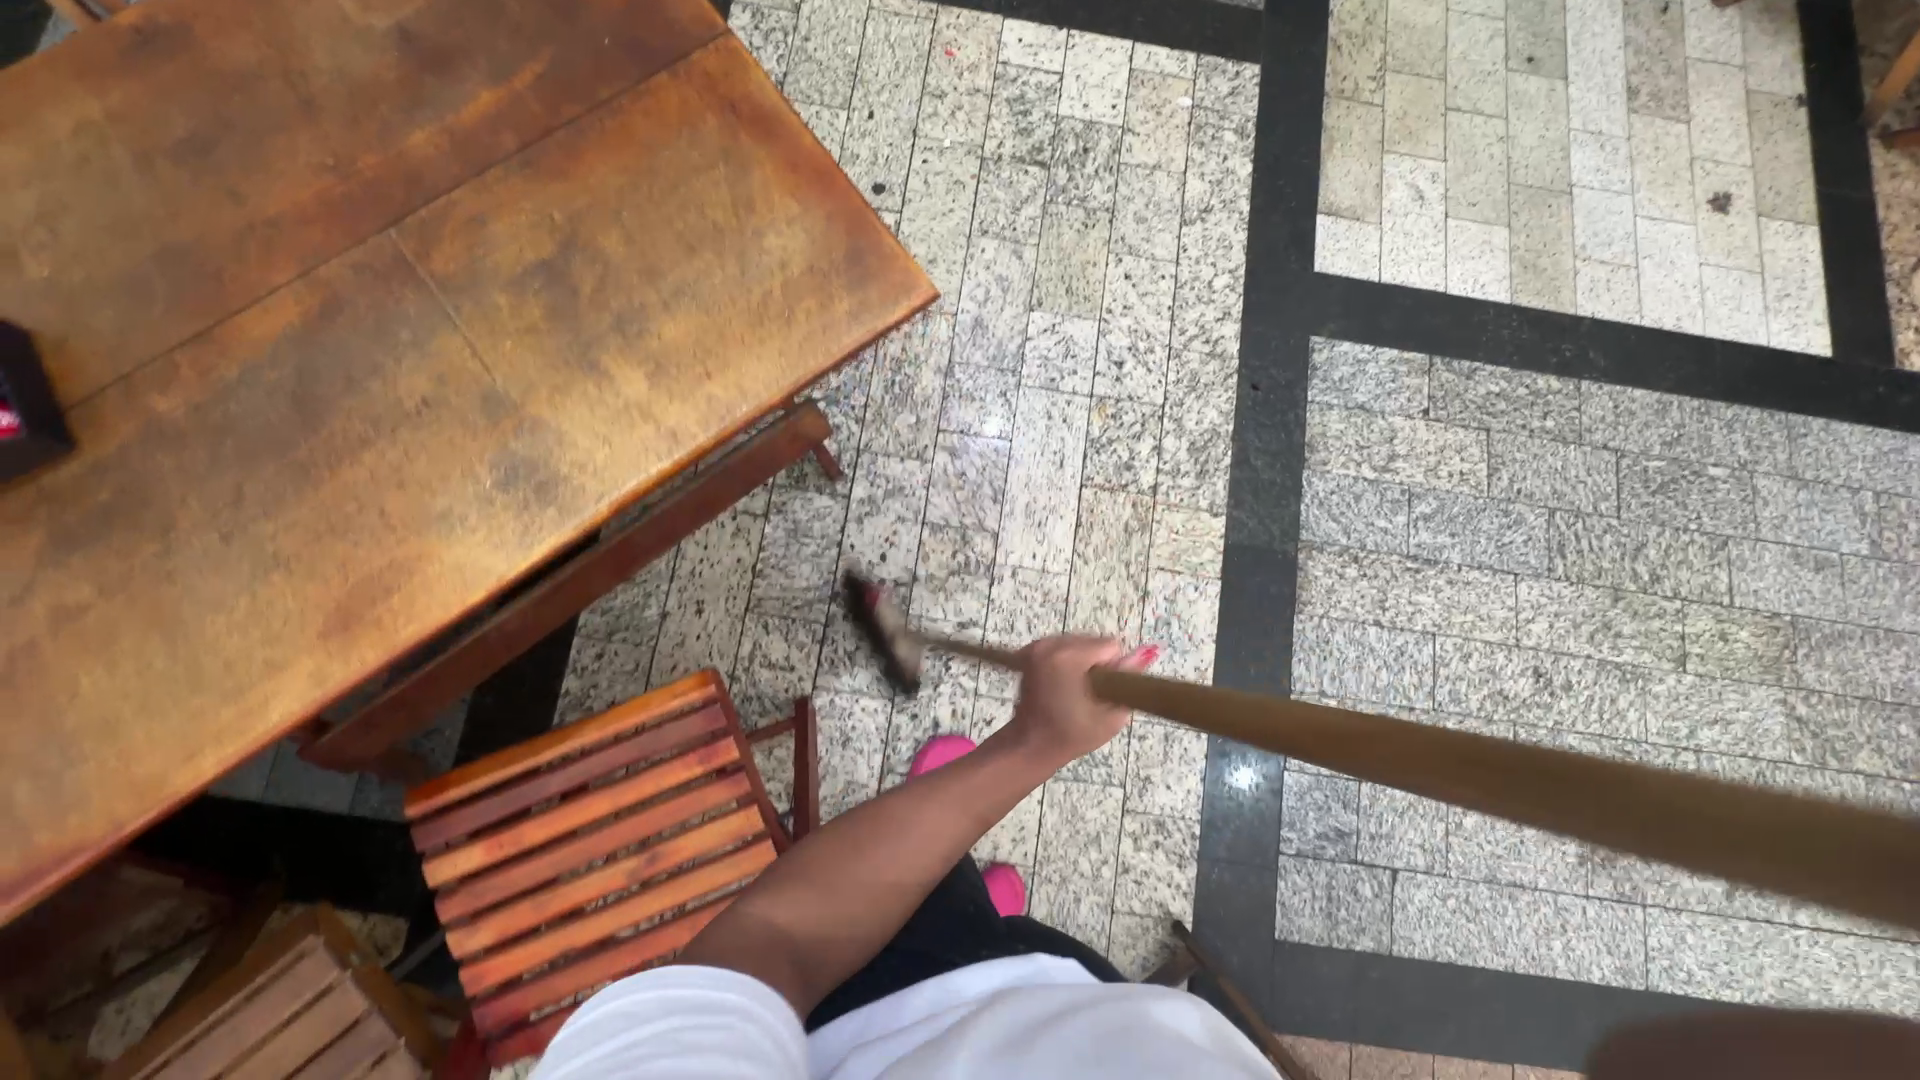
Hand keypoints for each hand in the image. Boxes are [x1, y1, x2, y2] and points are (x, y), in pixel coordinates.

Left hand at [1005, 635, 1156, 766]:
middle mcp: (1050, 645)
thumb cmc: (1071, 736)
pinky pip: (1063, 646)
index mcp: (1068, 658)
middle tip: (1092, 692)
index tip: (1106, 690)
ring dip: (1084, 661)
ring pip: (1078, 642)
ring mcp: (1037, 646)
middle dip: (1098, 663)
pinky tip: (1065, 683)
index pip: (1110, 646)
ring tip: (1077, 690)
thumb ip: (1130, 680)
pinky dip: (1069, 660)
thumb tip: (1149, 651)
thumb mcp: (1110, 716)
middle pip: (1092, 641)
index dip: (1115, 668)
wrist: (1030, 744)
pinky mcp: (1030, 651)